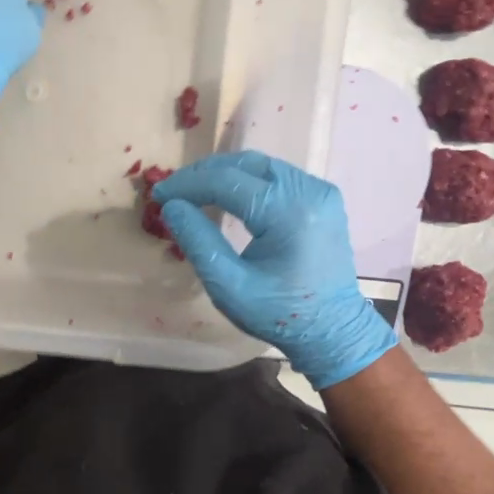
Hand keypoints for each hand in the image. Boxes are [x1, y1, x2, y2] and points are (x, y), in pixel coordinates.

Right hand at [153, 151, 396, 388]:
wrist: (333, 330)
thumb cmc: (279, 316)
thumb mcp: (229, 287)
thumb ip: (199, 243)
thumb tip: (172, 207)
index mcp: (289, 214)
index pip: (228, 181)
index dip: (188, 184)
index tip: (160, 197)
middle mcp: (309, 192)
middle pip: (247, 164)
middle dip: (204, 174)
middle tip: (173, 192)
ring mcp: (320, 192)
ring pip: (262, 166)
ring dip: (224, 175)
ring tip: (194, 192)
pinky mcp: (322, 199)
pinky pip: (277, 177)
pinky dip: (246, 181)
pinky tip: (226, 197)